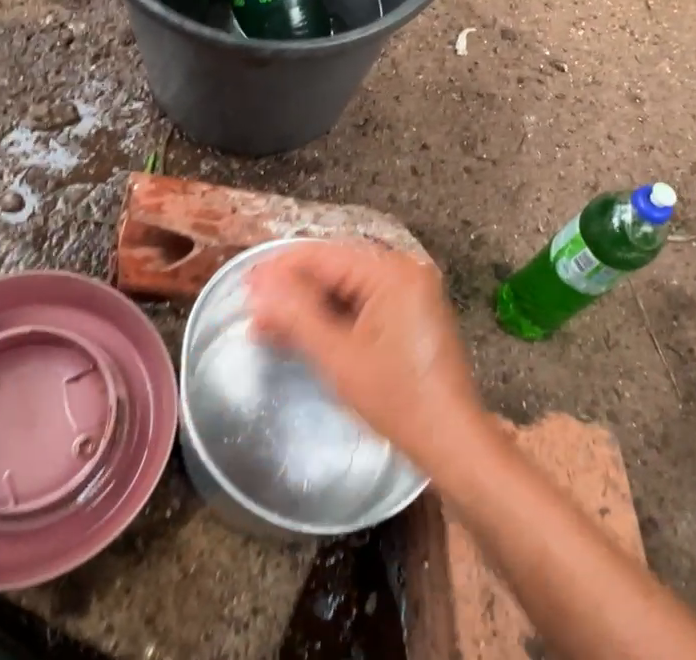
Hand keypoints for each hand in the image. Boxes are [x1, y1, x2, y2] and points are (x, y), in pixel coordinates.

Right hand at [247, 241, 483, 465]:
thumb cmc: (398, 398)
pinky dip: (331, 317)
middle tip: (252, 309)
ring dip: (307, 305)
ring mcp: (410, 294)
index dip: (278, 269)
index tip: (244, 286)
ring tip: (268, 326)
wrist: (451, 439)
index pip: (322, 256)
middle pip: (334, 268)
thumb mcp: (338, 356)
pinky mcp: (410, 316)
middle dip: (290, 290)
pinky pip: (362, 304)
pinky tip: (302, 333)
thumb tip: (258, 286)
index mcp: (392, 272)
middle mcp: (405, 272)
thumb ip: (295, 314)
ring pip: (345, 288)